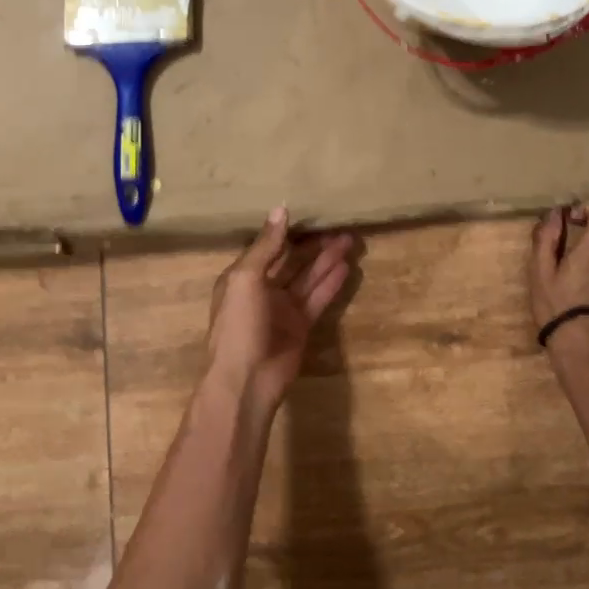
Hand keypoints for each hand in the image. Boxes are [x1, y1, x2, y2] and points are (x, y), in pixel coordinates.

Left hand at [206, 207, 355, 412]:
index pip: (269, 247)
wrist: (246, 380)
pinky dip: (331, 283)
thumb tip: (281, 208)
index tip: (311, 211)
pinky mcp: (301, 326)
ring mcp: (283, 309)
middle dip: (314, 245)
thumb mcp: (246, 279)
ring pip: (309, 278)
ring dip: (328, 260)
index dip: (289, 230)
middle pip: (293, 261)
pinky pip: (318, 298)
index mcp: (243, 276)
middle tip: (340, 225)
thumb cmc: (238, 325)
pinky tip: (346, 267)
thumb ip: (266, 246)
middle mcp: (263, 289)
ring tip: (350, 240)